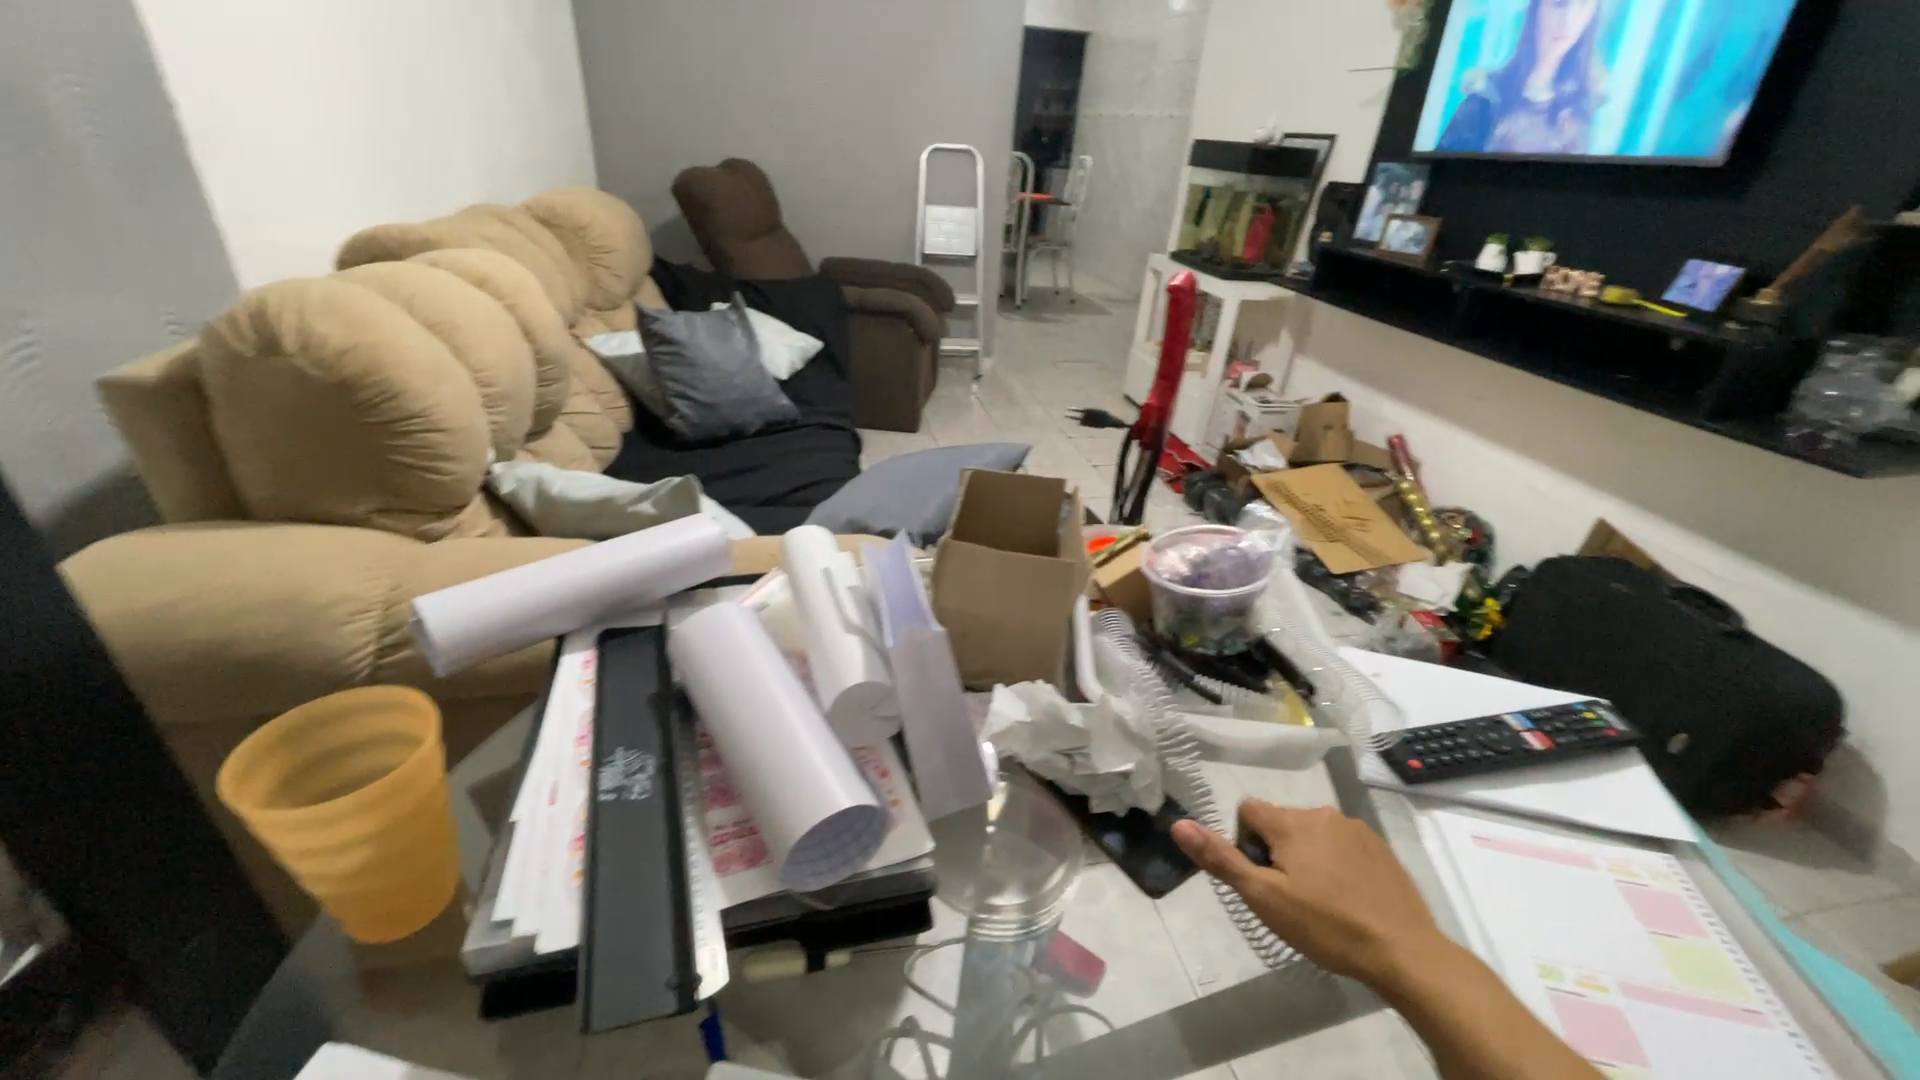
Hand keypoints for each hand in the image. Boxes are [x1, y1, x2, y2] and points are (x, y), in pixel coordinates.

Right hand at [1172, 801, 1449, 987]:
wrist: (1405, 952)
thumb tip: (1179, 824)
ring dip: (1307, 858)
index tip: (1262, 879)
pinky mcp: (1381, 849)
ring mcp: (1357, 830)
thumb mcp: (1264, 898)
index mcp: (1292, 822)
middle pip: (1281, 823)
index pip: (1248, 810)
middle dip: (1276, 853)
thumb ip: (1221, 858)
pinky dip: (1337, 865)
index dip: (1245, 843)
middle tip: (1290, 898)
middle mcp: (1323, 814)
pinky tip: (1348, 900)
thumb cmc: (1326, 925)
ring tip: (1321, 903)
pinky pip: (1343, 846)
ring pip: (1313, 835)